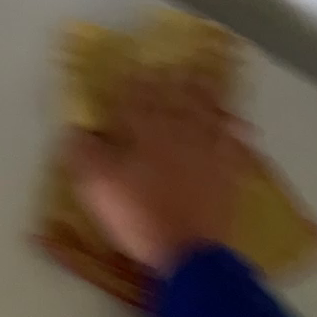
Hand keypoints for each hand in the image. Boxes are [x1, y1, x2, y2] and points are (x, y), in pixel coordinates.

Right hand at [65, 71, 250, 274]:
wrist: (189, 256)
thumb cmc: (138, 216)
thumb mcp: (96, 186)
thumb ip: (84, 154)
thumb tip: (76, 129)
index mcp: (144, 135)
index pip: (137, 100)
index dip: (135, 81)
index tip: (135, 63)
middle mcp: (178, 136)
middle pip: (177, 100)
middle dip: (175, 79)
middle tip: (178, 60)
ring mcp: (207, 156)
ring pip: (207, 116)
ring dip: (207, 96)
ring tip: (209, 78)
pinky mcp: (227, 177)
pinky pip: (234, 148)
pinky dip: (236, 134)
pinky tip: (240, 125)